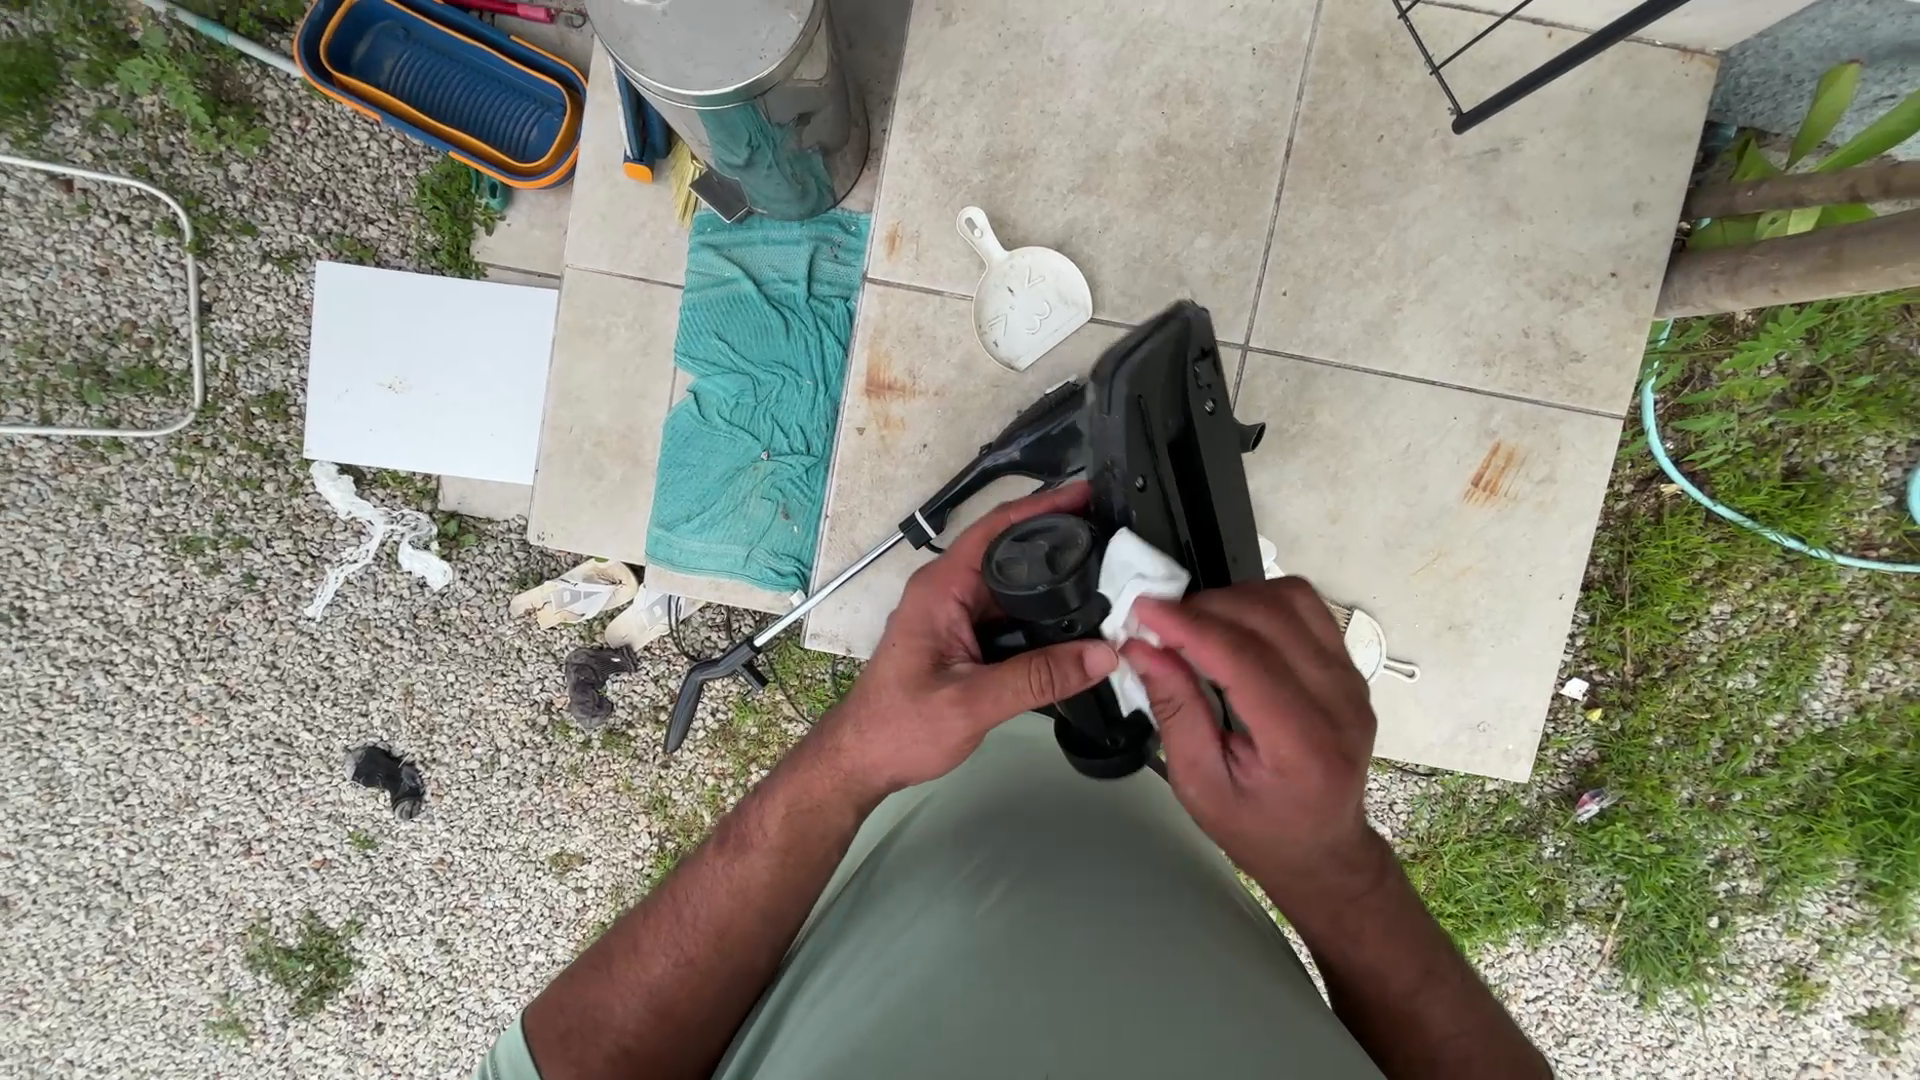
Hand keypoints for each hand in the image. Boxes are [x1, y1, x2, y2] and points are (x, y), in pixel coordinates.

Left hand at [807, 483, 1118, 799]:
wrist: (863, 758)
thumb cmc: (900, 726)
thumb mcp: (972, 702)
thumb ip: (1038, 678)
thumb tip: (1103, 655)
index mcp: (941, 587)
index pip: (996, 528)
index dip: (1042, 506)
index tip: (1087, 494)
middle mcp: (948, 590)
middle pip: (1010, 551)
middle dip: (1059, 540)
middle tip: (1114, 540)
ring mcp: (955, 613)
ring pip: (1013, 585)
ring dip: (1055, 580)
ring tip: (1108, 576)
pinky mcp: (963, 636)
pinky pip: (1009, 613)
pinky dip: (1043, 612)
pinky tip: (1077, 620)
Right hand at [1122, 578, 1388, 912]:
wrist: (1323, 849)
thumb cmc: (1257, 829)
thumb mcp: (1199, 784)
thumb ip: (1175, 711)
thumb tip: (1141, 648)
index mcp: (1304, 745)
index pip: (1245, 659)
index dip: (1189, 625)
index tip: (1143, 609)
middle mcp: (1340, 703)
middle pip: (1270, 618)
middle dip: (1203, 607)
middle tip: (1159, 622)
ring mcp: (1352, 680)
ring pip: (1291, 600)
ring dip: (1232, 598)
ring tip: (1193, 623)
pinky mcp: (1349, 667)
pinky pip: (1305, 608)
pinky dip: (1258, 601)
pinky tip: (1229, 623)